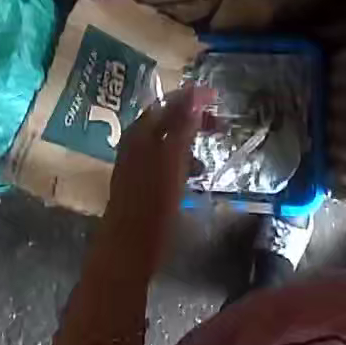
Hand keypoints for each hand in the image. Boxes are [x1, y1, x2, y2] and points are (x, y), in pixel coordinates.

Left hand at [101, 86, 208, 259]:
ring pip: (165, 139)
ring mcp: (134, 163)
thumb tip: (195, 94)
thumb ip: (182, 126)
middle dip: (191, 116)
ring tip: (210, 147)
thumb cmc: (152, 203)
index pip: (168, 103)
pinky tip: (195, 173)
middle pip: (165, 119)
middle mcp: (134, 143)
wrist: (127, 249)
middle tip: (218, 123)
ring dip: (188, 138)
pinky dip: (181, 157)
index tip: (216, 97)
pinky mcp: (139, 183)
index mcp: (141, 133)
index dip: (192, 97)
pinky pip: (163, 158)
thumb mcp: (173, 161)